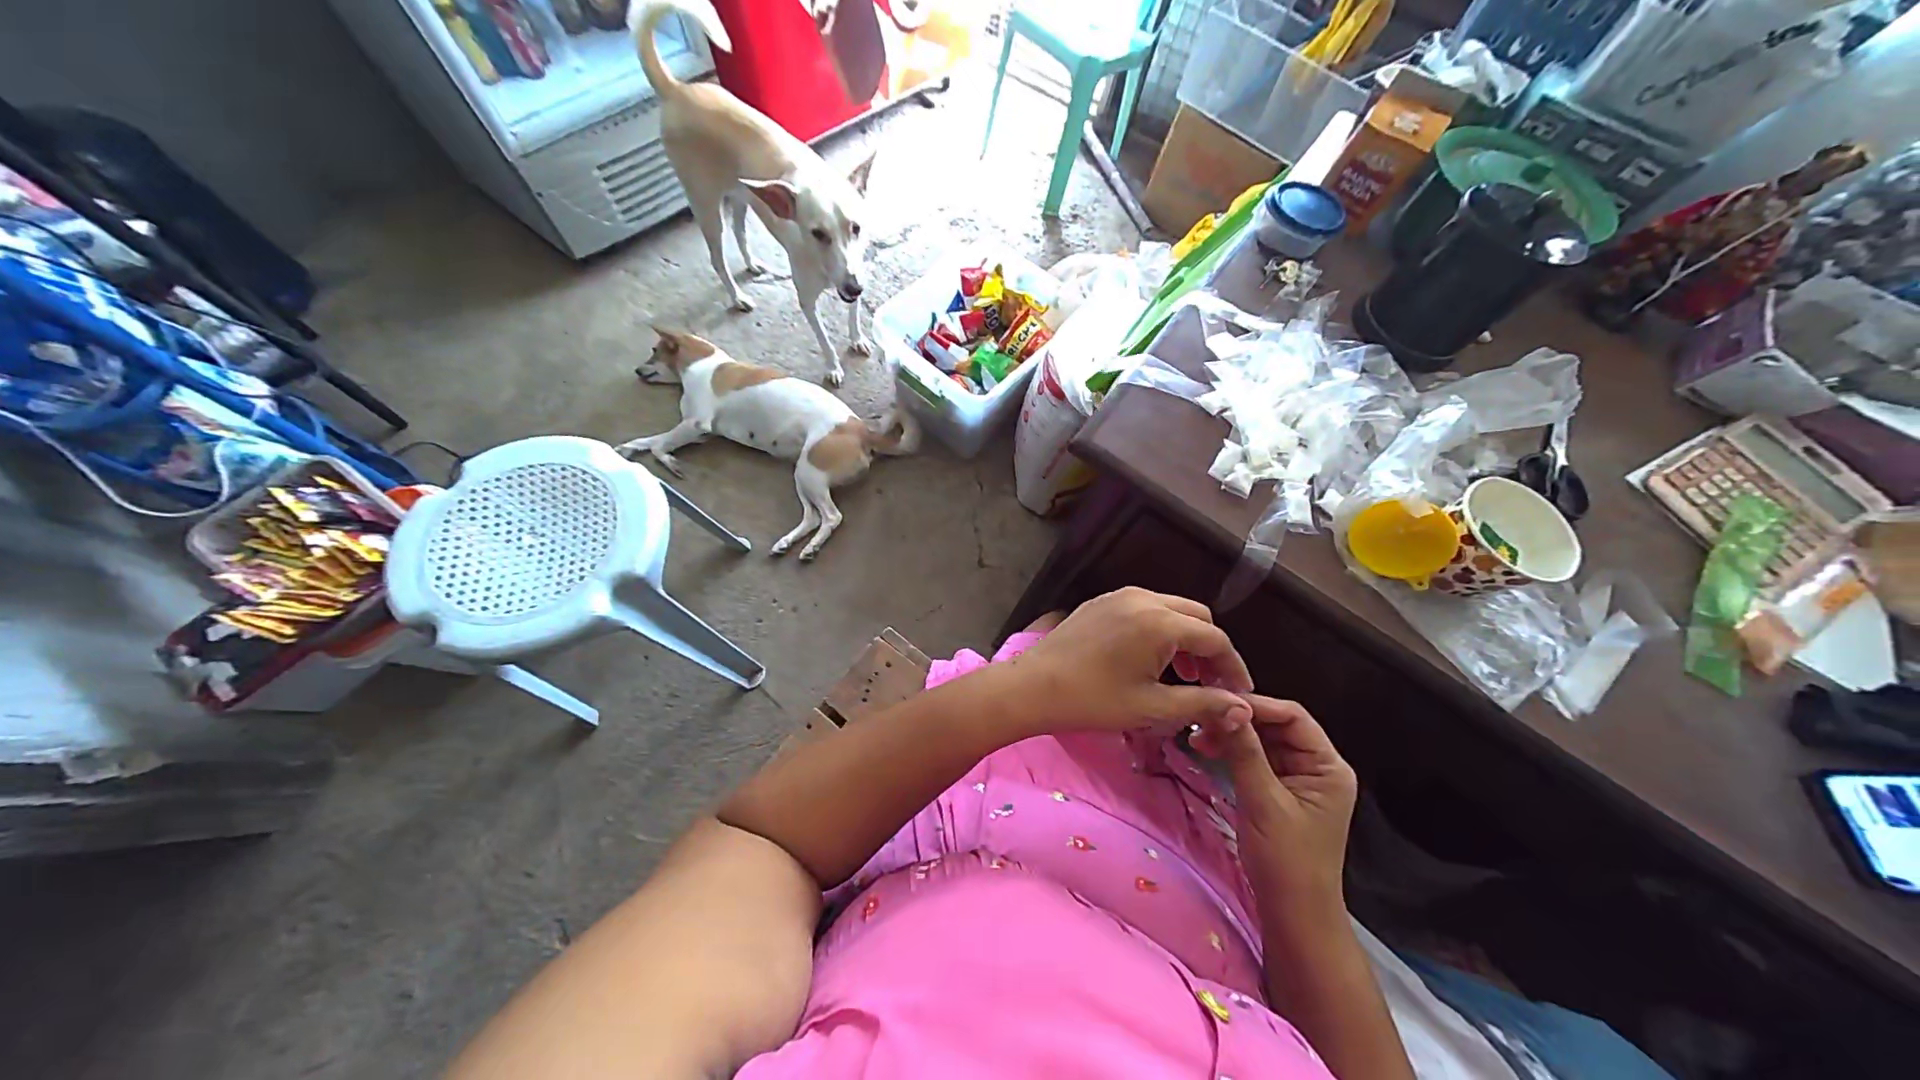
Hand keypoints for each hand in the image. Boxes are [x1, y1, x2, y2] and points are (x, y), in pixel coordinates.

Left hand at [993, 588, 1254, 738]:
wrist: (1033, 687)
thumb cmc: (1093, 700)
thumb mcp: (1153, 707)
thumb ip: (1203, 703)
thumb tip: (1244, 708)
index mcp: (1161, 622)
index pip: (1215, 639)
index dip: (1233, 668)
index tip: (1238, 694)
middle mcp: (1144, 598)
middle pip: (1197, 616)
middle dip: (1210, 649)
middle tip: (1211, 684)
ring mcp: (1119, 596)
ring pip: (1171, 610)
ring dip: (1185, 638)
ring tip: (1182, 676)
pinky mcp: (1101, 601)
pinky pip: (1144, 608)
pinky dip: (1159, 630)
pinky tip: (1150, 659)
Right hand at [1194, 696, 1356, 915]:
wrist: (1294, 915)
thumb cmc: (1287, 860)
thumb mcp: (1263, 801)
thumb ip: (1245, 752)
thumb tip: (1225, 708)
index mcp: (1328, 767)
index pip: (1293, 717)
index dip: (1256, 705)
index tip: (1217, 701)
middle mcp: (1316, 767)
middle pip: (1276, 726)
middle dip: (1239, 720)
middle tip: (1200, 718)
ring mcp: (1297, 780)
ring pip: (1262, 742)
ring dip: (1231, 736)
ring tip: (1197, 736)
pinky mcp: (1278, 792)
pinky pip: (1254, 760)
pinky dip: (1232, 753)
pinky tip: (1206, 750)